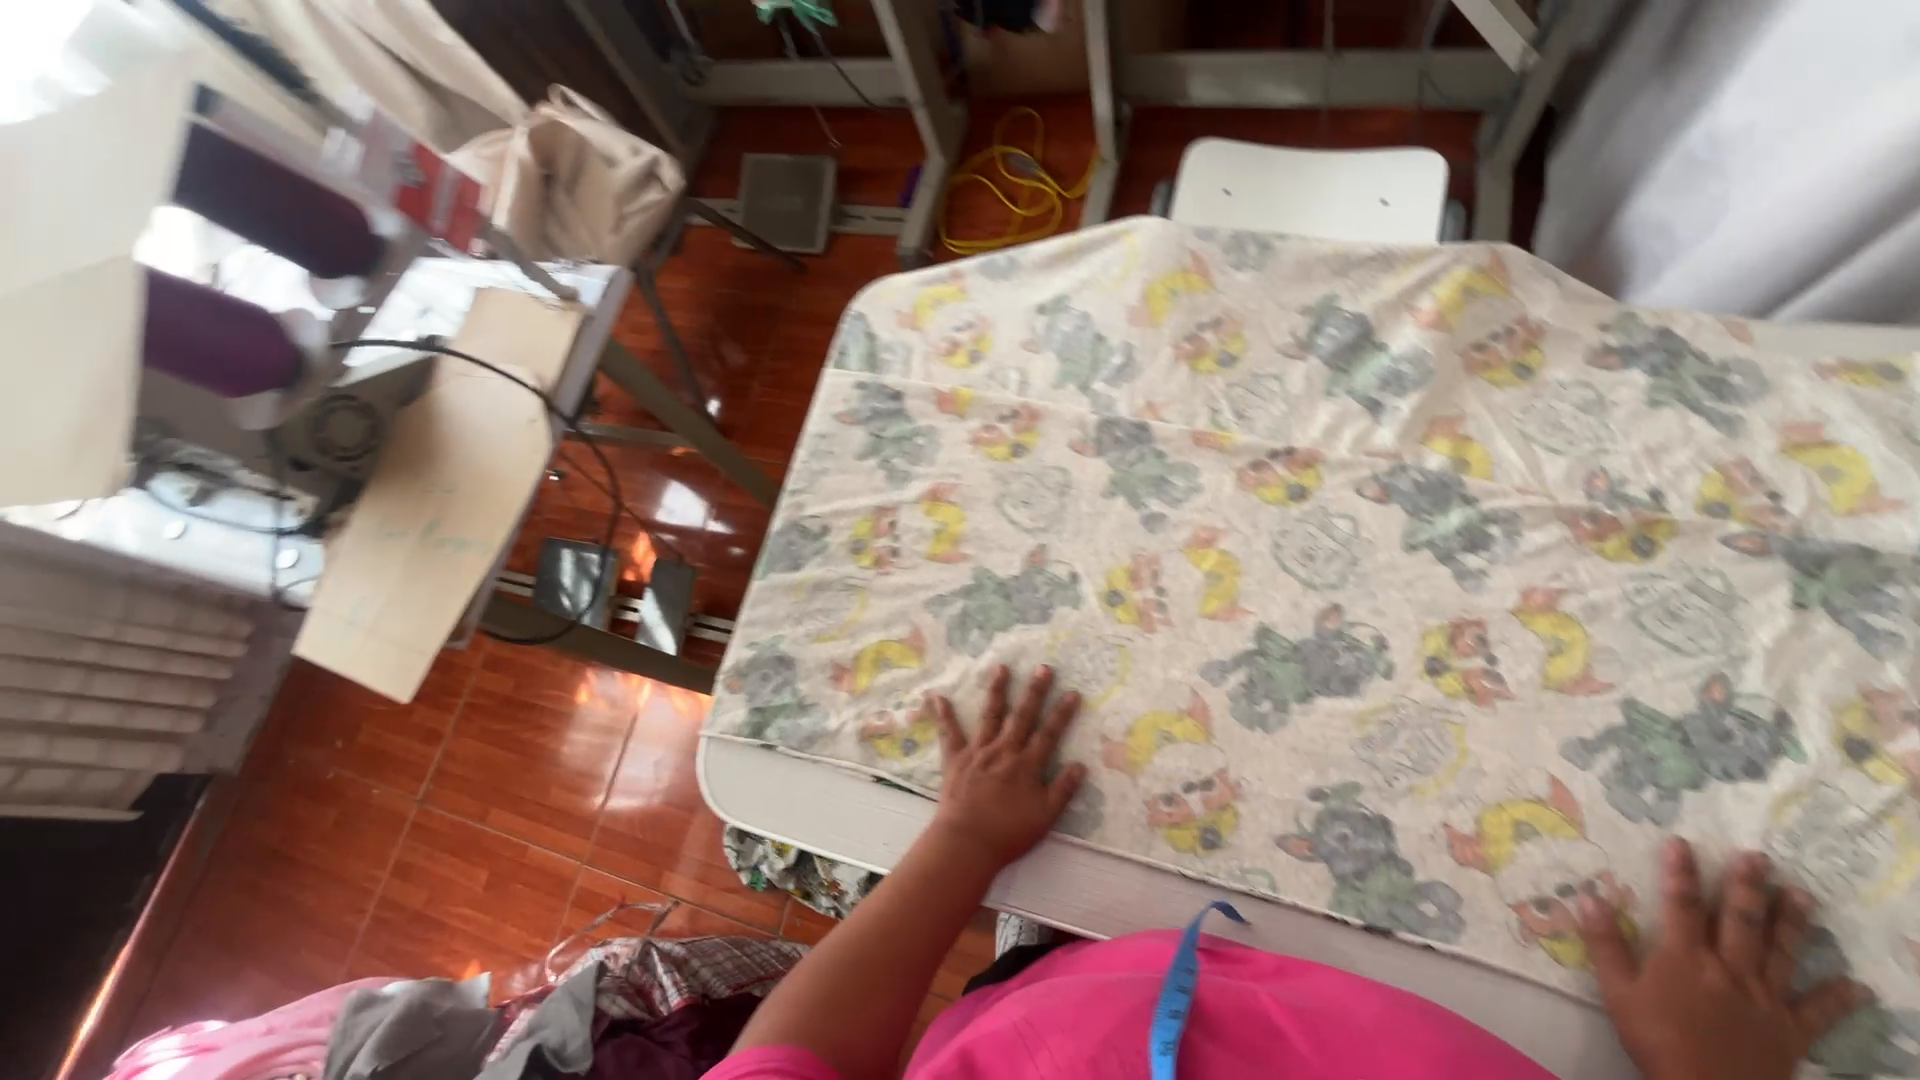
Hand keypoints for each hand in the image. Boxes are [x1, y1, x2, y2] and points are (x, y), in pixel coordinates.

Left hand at [924, 665, 1086, 869]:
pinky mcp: (955, 759)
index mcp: (1027, 765)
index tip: (1073, 692)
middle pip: (1023, 716)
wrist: (967, 843)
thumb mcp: (1045, 817)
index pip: (1049, 734)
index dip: (1063, 713)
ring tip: (1002, 667)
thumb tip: (1080, 765)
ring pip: (990, 715)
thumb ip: (1063, 790)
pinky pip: (949, 733)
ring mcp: (978, 752)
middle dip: (1035, 691)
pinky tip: (938, 696)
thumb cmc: (1008, 834)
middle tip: (1044, 667)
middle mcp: (1004, 751)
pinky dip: (944, 714)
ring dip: (997, 690)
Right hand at [1579, 838, 1871, 1079]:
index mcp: (1684, 957)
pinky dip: (1839, 998)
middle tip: (1760, 858)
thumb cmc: (1655, 1037)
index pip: (1681, 904)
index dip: (1681, 872)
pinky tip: (1857, 985)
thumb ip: (1605, 944)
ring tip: (1802, 895)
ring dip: (1793, 923)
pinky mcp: (1789, 1030)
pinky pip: (1818, 1011)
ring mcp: (1764, 999)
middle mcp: (1728, 969)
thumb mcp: (1617, 991)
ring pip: (1781, 953)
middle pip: (1740, 921)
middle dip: (1747, 887)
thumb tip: (1589, 896)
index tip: (1683, 843)